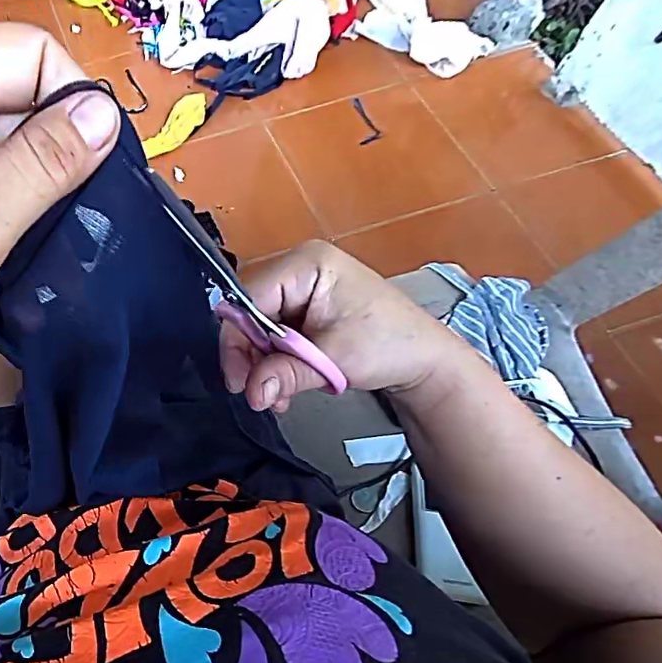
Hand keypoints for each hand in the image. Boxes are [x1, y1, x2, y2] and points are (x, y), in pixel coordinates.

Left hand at [0, 23, 121, 419]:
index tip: (92, 174)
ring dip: (22, 190)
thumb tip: (104, 115)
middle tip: (46, 224)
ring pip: (1, 142)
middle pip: (18, 97)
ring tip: (13, 240)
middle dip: (47, 159)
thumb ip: (44, 164)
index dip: (76, 107)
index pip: (33, 53)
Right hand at [219, 241, 476, 412]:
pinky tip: (284, 389)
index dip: (238, 339)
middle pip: (250, 314)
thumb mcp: (334, 360)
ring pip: (260, 331)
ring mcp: (303, 291)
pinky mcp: (306, 312)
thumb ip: (287, 373)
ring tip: (277, 397)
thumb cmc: (391, 344)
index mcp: (307, 265)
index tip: (240, 380)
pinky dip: (275, 365)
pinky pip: (275, 337)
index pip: (248, 298)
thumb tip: (250, 392)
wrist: (423, 360)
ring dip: (263, 367)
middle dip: (252, 358)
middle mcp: (300, 270)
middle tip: (257, 394)